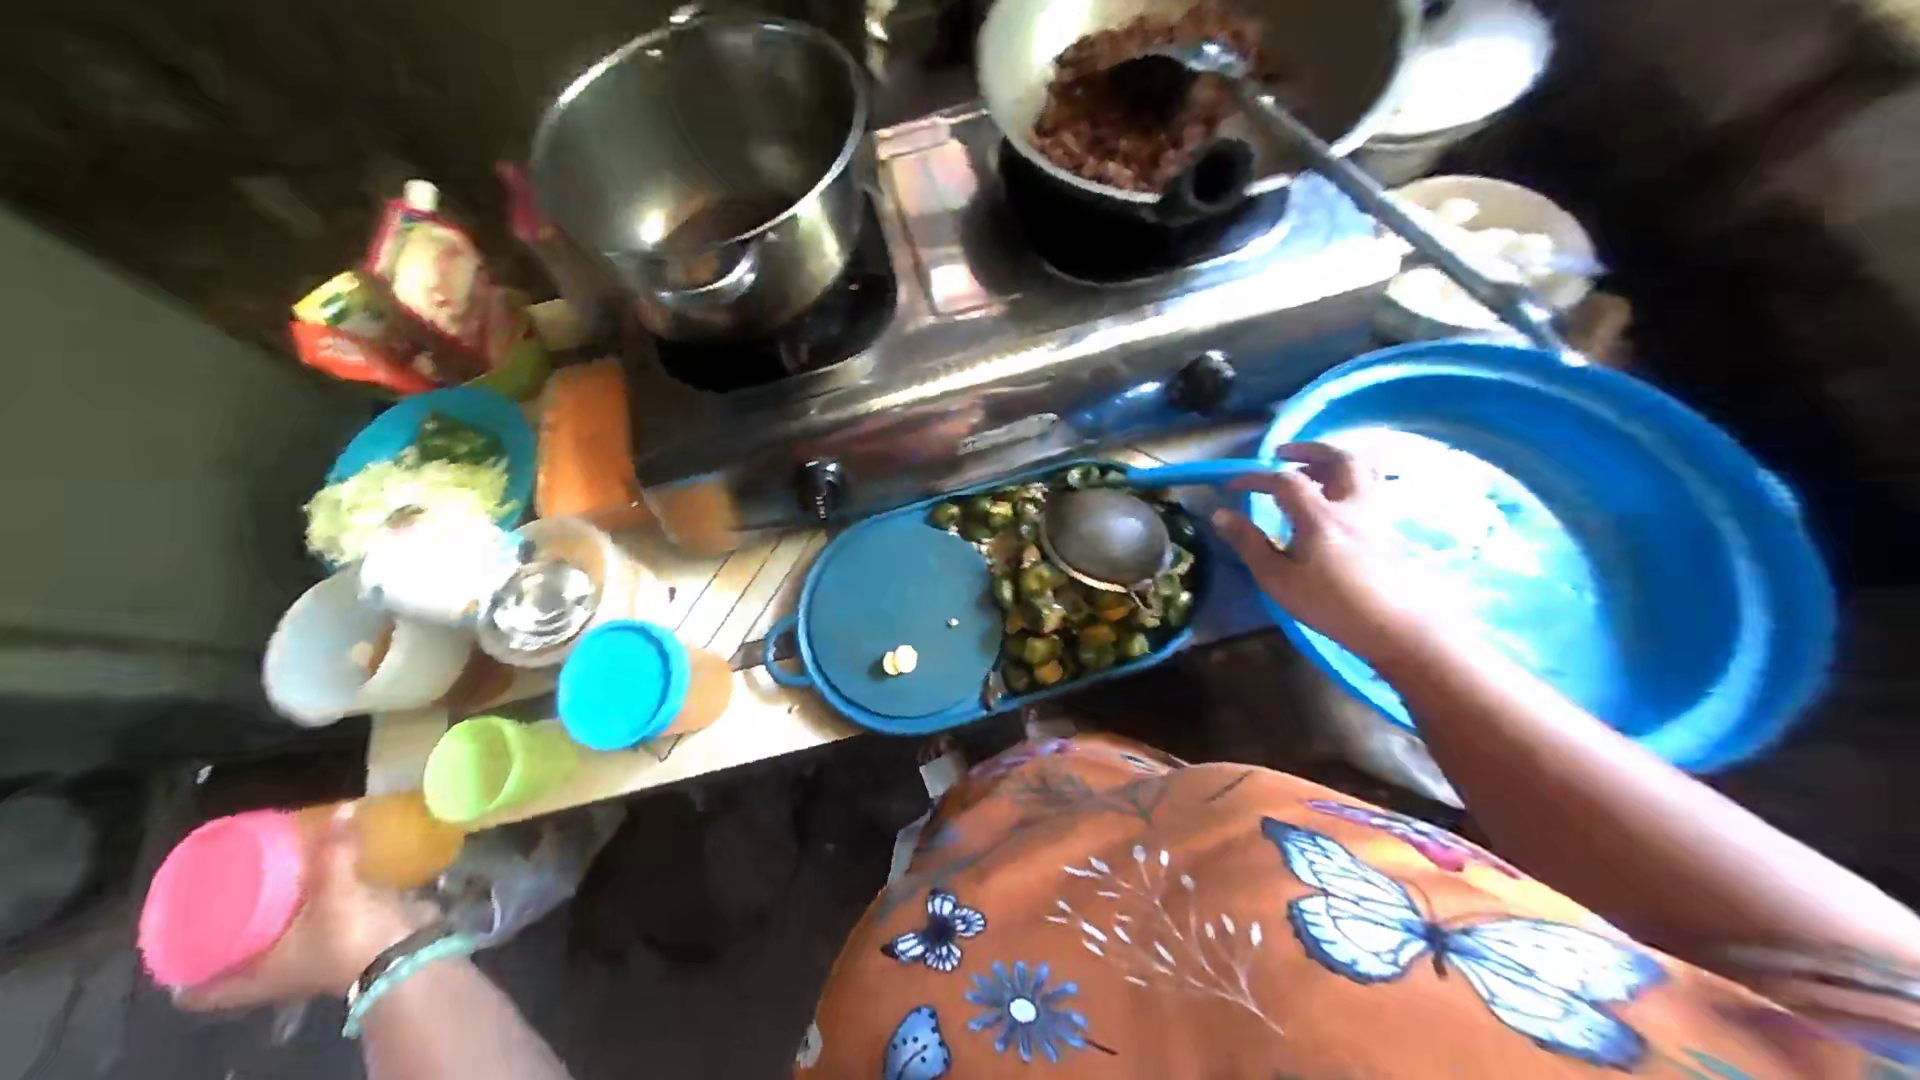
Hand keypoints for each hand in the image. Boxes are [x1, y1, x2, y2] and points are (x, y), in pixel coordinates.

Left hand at [174, 806, 435, 1010]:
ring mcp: (312, 961)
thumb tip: (343, 809)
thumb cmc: (348, 938)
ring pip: (283, 942)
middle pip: (239, 960)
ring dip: (283, 920)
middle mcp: (274, 975)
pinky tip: (330, 888)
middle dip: (236, 933)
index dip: (179, 973)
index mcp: (252, 978)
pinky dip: (322, 911)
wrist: (405, 953)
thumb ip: (335, 853)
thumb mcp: (336, 893)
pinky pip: (322, 926)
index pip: (195, 991)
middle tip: (231, 897)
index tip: (176, 943)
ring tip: (280, 885)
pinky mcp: (346, 945)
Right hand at [1210, 442, 1434, 662]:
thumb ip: (1249, 543)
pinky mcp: (1390, 529)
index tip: (1232, 483)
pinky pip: (1373, 488)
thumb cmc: (1330, 605)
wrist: (1396, 628)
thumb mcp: (1277, 579)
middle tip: (1284, 454)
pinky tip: (1337, 500)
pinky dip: (1351, 481)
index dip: (1255, 477)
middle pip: (1340, 458)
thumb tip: (1220, 515)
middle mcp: (1352, 506)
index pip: (1285, 481)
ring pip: (1364, 469)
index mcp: (1320, 517)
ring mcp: (1377, 516)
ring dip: (1335, 461)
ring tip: (1312, 470)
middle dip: (1310, 449)